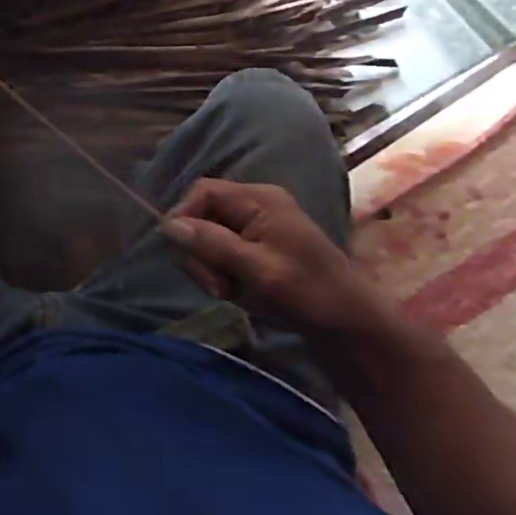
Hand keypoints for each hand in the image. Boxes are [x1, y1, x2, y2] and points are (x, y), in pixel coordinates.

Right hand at [159, 178, 392, 337]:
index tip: (177, 249)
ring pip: (207, 235)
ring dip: (209, 266)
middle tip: (216, 286)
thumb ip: (212, 244)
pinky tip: (236, 290)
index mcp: (259, 200)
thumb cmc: (307, 292)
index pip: (203, 191)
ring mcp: (257, 224)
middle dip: (199, 250)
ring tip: (230, 291)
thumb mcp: (256, 269)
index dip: (182, 215)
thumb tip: (168, 225)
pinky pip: (221, 249)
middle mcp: (255, 204)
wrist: (347, 322)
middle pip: (202, 214)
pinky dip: (220, 271)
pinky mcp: (256, 245)